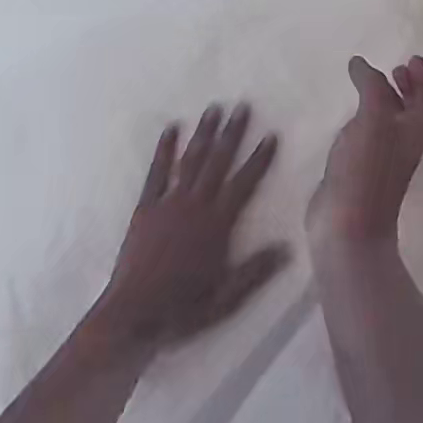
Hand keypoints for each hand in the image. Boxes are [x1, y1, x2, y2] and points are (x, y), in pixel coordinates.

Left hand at [91, 105, 287, 357]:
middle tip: (242, 106)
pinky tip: (171, 129)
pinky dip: (164, 150)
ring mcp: (169, 203)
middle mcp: (196, 205)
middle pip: (218, 162)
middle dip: (232, 133)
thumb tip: (288, 247)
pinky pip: (157, 173)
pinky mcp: (146, 207)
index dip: (259, 159)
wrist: (134, 315)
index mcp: (218, 224)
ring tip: (214, 109)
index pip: (244, 184)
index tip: (271, 135)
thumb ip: (256, 270)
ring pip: (191, 160)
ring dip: (204, 133)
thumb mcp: (227, 298)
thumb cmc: (183, 309)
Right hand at [307, 56, 422, 247]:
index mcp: (415, 132)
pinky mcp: (361, 171)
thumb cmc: (367, 170)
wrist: (348, 227)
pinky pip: (371, 135)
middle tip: (397, 69)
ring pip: (394, 123)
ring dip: (389, 100)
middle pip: (417, 112)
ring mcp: (383, 161)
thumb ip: (372, 87)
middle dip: (410, 88)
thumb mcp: (374, 118)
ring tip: (372, 85)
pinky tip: (351, 117)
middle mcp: (404, 145)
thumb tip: (362, 64)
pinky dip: (367, 117)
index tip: (413, 59)